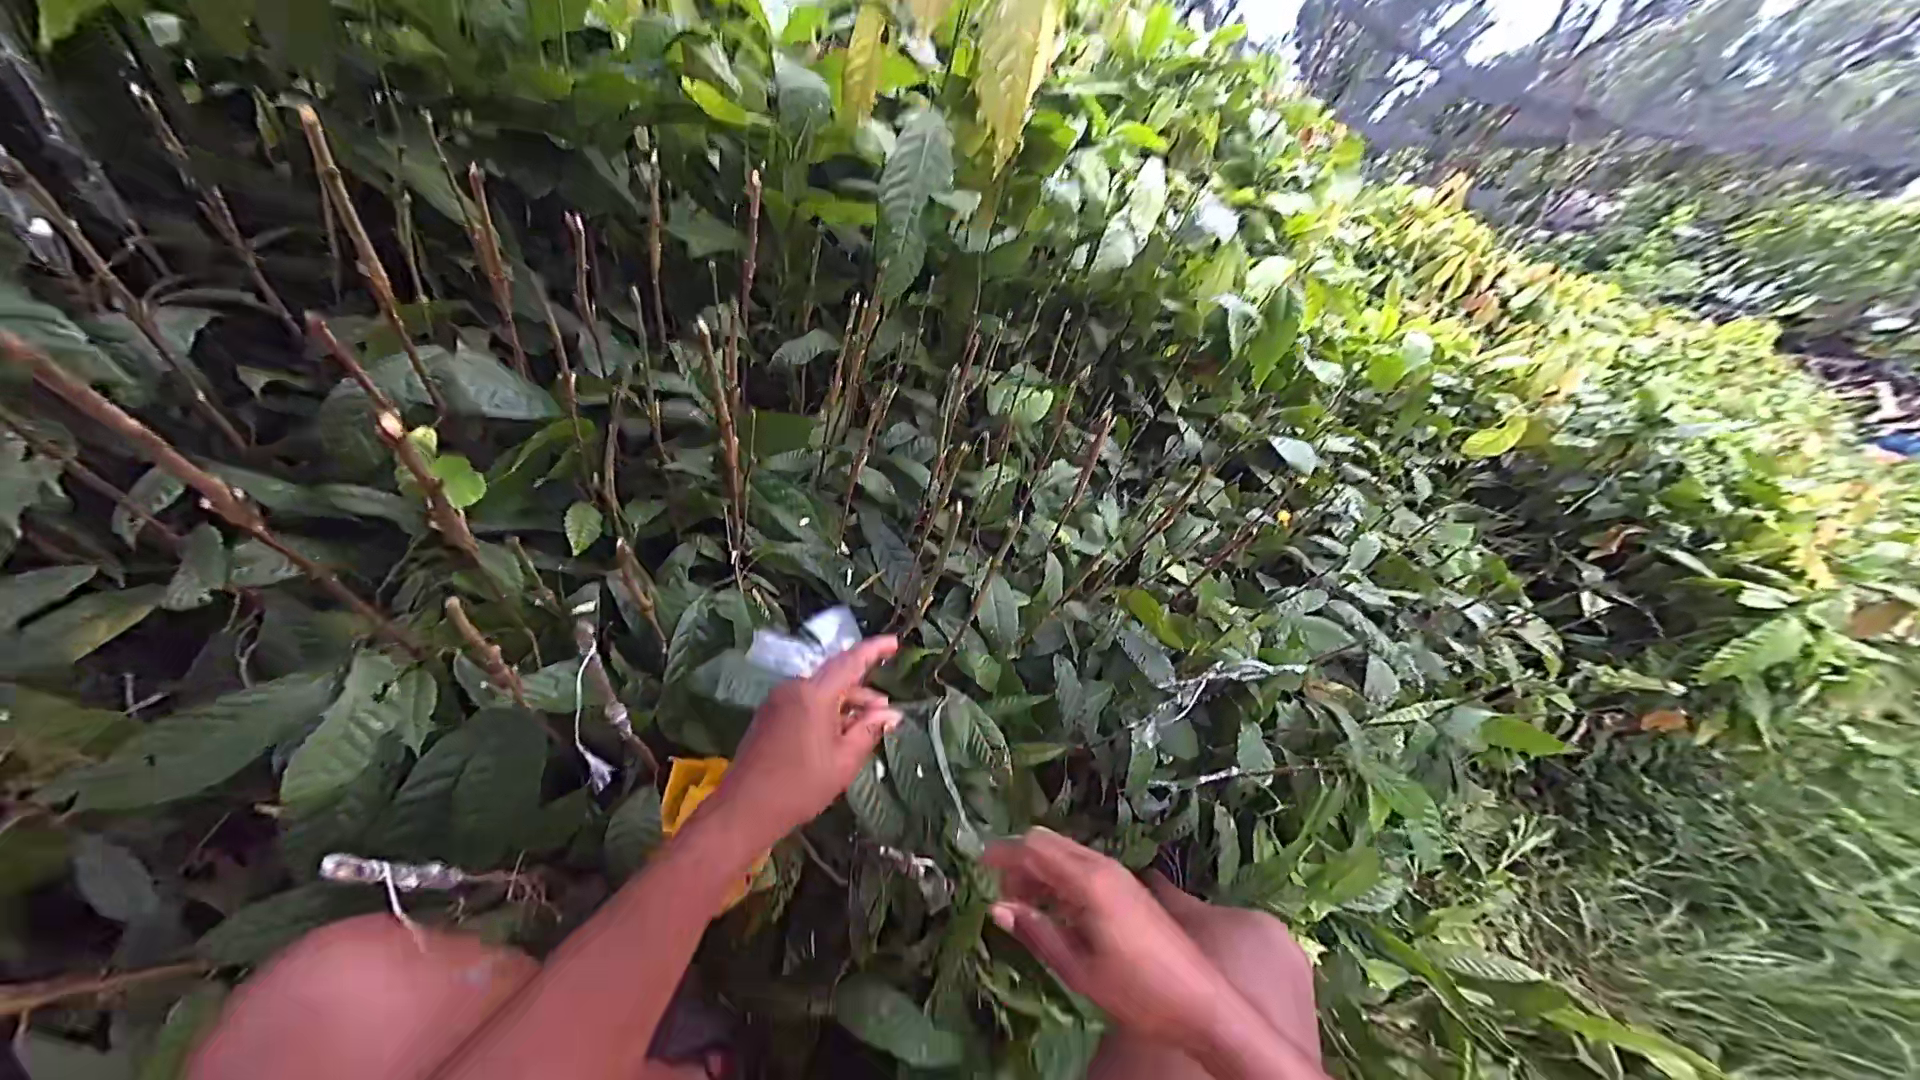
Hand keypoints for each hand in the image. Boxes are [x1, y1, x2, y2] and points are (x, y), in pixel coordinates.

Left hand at [707, 636, 899, 842]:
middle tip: (885, 707)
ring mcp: (778, 699)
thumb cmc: (799, 787)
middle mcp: (795, 688)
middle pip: (836, 675)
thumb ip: (869, 730)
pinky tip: (839, 730)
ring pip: (821, 689)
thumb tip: (892, 713)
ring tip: (866, 723)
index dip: (875, 650)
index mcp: (814, 694)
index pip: (851, 661)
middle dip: (863, 686)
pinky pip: (806, 700)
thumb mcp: (844, 761)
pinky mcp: (770, 713)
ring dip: (845, 701)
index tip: (894, 643)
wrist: (743, 809)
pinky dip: (827, 708)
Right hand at [984, 828, 1234, 1050]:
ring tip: (1022, 906)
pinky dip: (1058, 878)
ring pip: (1064, 852)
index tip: (977, 865)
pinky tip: (1053, 910)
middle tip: (1000, 894)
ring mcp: (1117, 873)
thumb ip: (1037, 933)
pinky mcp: (1126, 886)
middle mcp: (1102, 865)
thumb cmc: (1137, 991)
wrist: (1202, 1003)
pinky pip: (1081, 866)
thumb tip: (997, 908)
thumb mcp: (1079, 969)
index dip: (1003, 853)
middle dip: (1019, 860)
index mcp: (1088, 880)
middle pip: (1048, 842)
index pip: (1034, 847)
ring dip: (1038, 870)